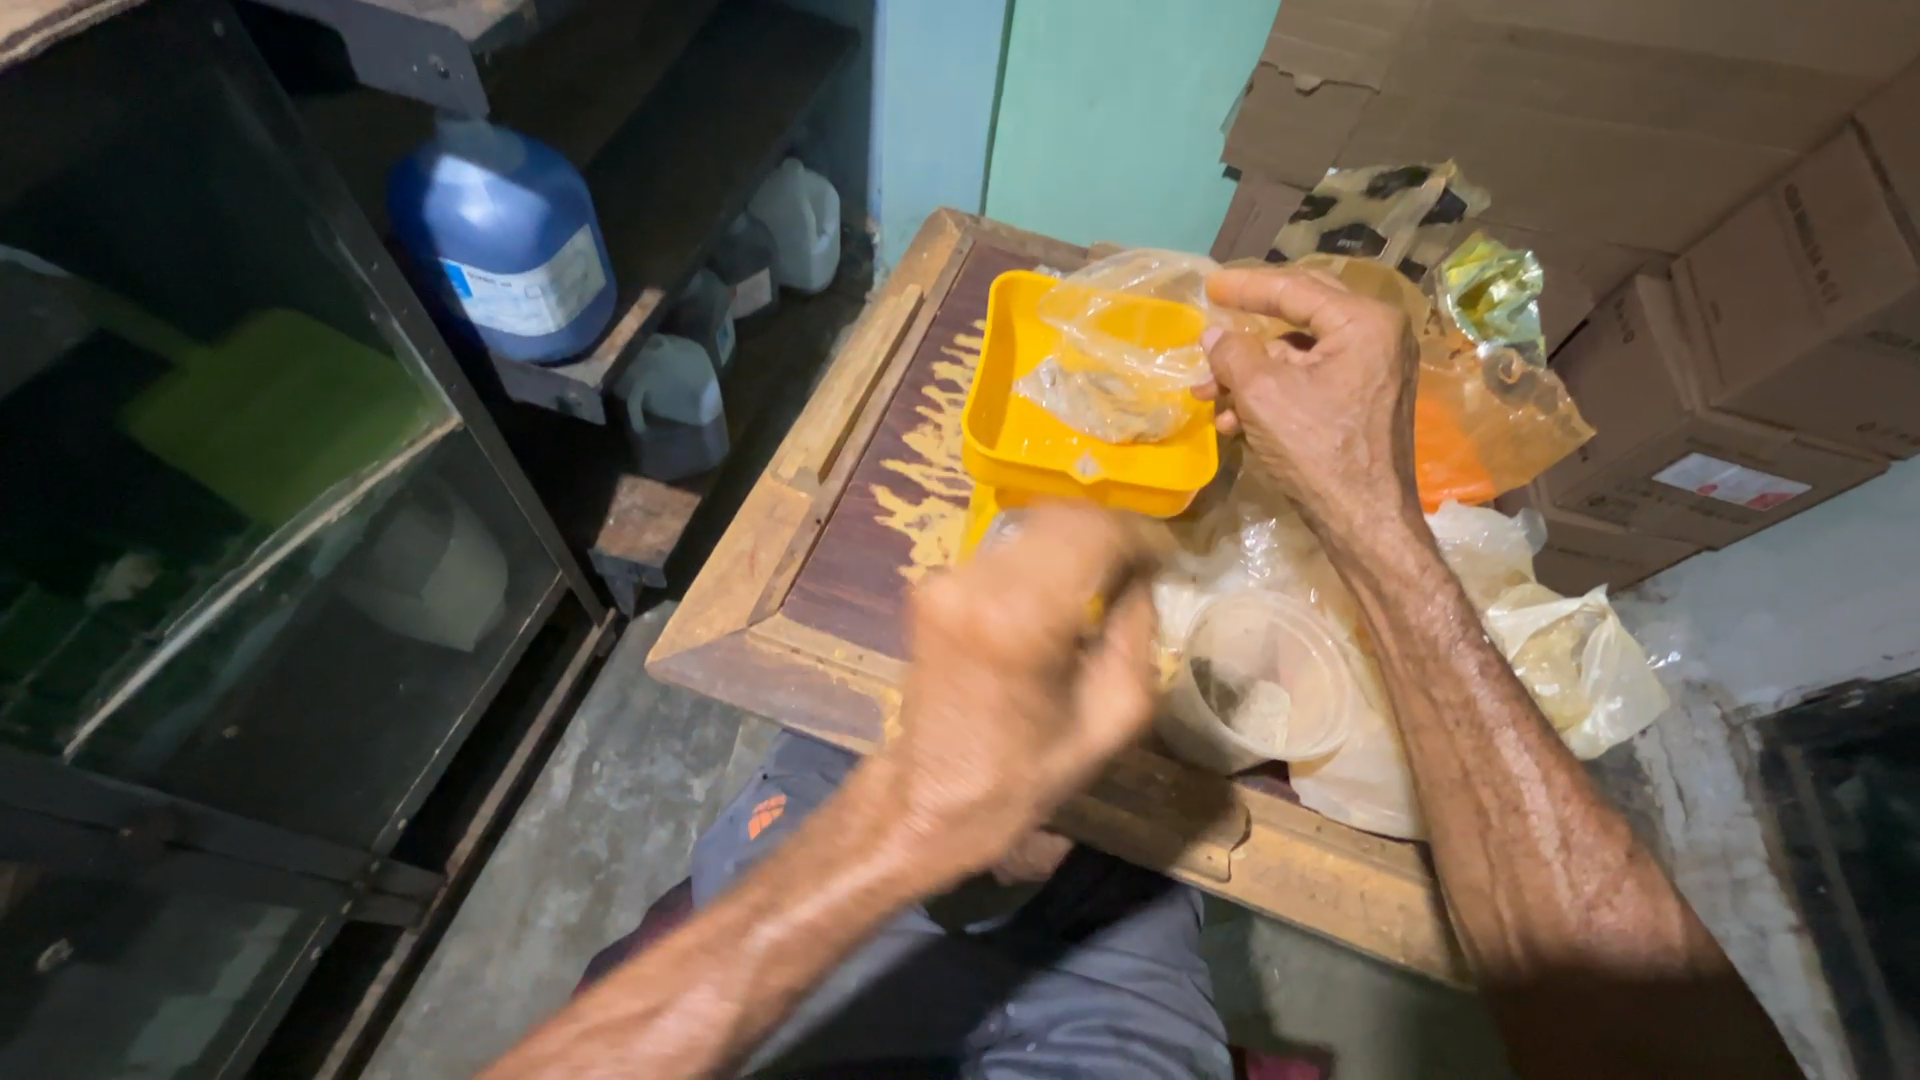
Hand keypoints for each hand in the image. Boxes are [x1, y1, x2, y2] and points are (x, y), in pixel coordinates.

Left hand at [884, 502, 1162, 877]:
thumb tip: (1140, 572)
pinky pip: (999, 554)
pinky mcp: (928, 586)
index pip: (1095, 532)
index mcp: (1026, 618)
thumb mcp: (1117, 712)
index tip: (1158, 555)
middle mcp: (977, 583)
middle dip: (1104, 535)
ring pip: (1028, 530)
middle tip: (1132, 564)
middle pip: (1059, 519)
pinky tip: (1050, 597)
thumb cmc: (1033, 768)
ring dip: (1068, 546)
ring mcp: (945, 580)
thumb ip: (1137, 627)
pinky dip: (1034, 563)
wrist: (938, 794)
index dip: (1136, 535)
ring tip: (1095, 580)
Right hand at [1194, 267, 1421, 536]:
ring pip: (1297, 356)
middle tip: (1212, 321)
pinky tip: (1236, 421)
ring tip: (1207, 394)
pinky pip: (1308, 382)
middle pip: (1299, 316)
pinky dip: (1270, 395)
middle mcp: (1377, 337)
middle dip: (1246, 332)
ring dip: (1249, 374)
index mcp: (1363, 322)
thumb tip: (1213, 336)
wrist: (1363, 517)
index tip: (1210, 286)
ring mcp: (1373, 371)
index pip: (1296, 288)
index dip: (1247, 287)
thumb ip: (1233, 355)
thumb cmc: (1317, 449)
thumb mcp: (1262, 395)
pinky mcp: (1363, 401)